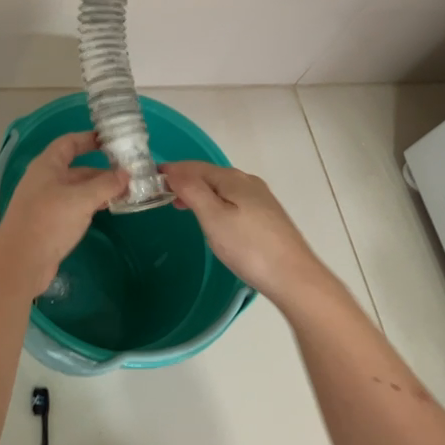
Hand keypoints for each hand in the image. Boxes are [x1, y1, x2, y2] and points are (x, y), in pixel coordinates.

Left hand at [0, 132, 128, 297]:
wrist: (20, 263)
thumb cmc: (49, 221)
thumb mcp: (81, 200)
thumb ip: (105, 185)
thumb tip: (127, 173)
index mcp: (47, 166)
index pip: (69, 143)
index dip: (89, 139)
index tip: (111, 140)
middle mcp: (45, 180)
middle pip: (77, 168)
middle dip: (102, 171)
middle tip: (130, 174)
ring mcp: (47, 202)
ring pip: (78, 189)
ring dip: (100, 189)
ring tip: (127, 192)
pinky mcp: (50, 222)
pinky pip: (75, 206)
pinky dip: (92, 204)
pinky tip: (108, 208)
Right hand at [161, 161, 330, 303]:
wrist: (294, 277)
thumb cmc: (248, 247)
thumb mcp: (213, 218)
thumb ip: (192, 191)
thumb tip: (174, 171)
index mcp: (233, 179)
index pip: (195, 166)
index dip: (173, 170)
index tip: (151, 177)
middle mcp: (248, 183)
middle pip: (210, 175)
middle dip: (185, 180)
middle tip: (162, 194)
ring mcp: (261, 200)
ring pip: (223, 188)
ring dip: (200, 192)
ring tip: (181, 205)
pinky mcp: (268, 217)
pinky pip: (233, 200)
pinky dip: (215, 202)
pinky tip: (213, 219)